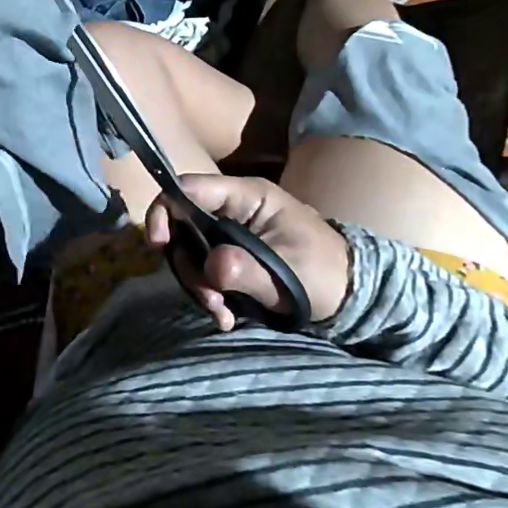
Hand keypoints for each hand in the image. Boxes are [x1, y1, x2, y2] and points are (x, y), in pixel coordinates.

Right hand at [146, 174, 348, 331]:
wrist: (348, 293)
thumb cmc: (324, 272)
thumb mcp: (287, 273)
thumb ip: (247, 270)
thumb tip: (212, 268)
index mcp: (248, 197)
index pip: (189, 189)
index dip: (165, 211)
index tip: (159, 245)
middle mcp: (233, 210)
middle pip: (183, 227)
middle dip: (189, 267)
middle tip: (211, 301)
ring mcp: (230, 234)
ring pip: (191, 254)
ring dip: (200, 287)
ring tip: (224, 315)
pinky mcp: (232, 257)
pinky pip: (205, 271)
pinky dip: (210, 295)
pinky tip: (227, 318)